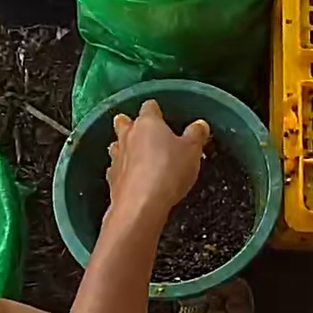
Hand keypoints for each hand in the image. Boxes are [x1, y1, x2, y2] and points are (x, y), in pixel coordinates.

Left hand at [106, 101, 210, 220]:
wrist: (141, 205)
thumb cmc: (168, 171)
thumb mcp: (192, 151)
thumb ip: (196, 135)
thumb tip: (200, 125)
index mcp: (148, 123)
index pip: (149, 107)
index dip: (155, 110)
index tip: (161, 114)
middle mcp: (128, 136)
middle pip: (124, 122)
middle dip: (130, 123)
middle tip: (139, 128)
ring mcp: (117, 157)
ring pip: (116, 145)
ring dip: (124, 146)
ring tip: (134, 152)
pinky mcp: (112, 179)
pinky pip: (115, 168)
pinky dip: (123, 170)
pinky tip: (131, 176)